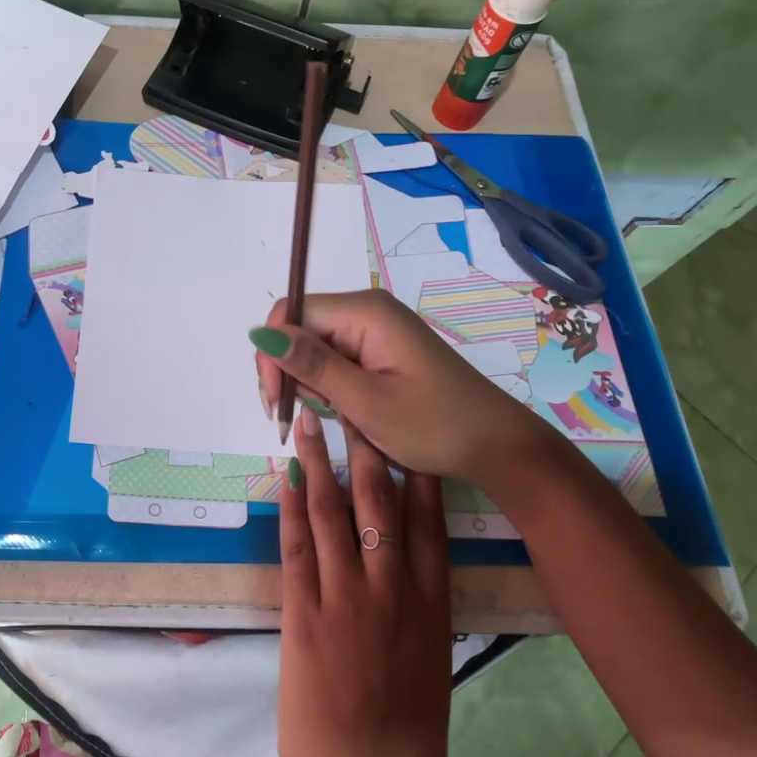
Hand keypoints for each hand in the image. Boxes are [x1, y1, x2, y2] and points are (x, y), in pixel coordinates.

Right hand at [252, 289, 543, 482]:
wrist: (495, 446)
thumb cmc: (433, 425)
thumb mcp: (364, 401)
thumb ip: (311, 365)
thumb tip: (260, 334)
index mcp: (365, 312)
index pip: (291, 312)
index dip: (272, 352)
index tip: (275, 401)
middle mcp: (368, 311)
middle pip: (301, 327)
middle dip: (289, 369)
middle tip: (293, 417)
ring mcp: (377, 330)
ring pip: (316, 345)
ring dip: (309, 381)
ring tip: (328, 415)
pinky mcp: (383, 350)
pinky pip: (338, 357)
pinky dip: (330, 385)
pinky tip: (342, 410)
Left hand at [278, 407, 450, 756]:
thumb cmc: (406, 721)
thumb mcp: (430, 654)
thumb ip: (421, 600)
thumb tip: (411, 552)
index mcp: (432, 602)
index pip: (429, 520)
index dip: (416, 469)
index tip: (405, 428)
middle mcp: (393, 589)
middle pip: (379, 503)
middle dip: (366, 449)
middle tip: (354, 404)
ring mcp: (347, 598)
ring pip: (334, 514)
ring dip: (320, 464)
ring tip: (310, 423)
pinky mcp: (304, 613)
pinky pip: (297, 548)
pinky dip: (291, 508)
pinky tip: (287, 477)